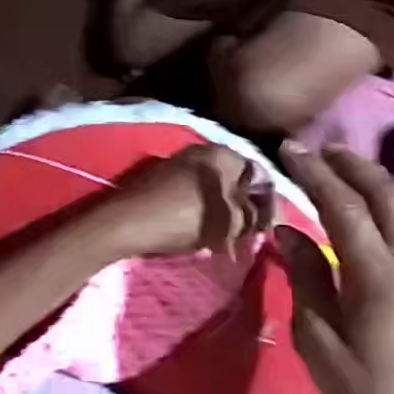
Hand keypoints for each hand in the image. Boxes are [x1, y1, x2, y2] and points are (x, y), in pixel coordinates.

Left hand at [96, 144, 270, 257]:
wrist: (126, 224)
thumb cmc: (184, 218)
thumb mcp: (230, 221)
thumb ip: (255, 216)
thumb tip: (265, 216)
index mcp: (221, 154)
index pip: (258, 175)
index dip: (267, 203)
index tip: (266, 228)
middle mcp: (200, 152)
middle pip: (234, 182)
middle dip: (243, 209)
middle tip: (246, 236)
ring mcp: (177, 165)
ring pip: (213, 190)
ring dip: (222, 214)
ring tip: (225, 241)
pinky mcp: (160, 181)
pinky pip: (192, 196)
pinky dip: (201, 213)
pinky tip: (202, 234)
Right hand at [276, 143, 393, 393]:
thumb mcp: (317, 342)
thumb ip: (306, 278)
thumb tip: (287, 230)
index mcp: (382, 278)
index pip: (344, 207)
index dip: (315, 174)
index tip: (290, 150)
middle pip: (390, 198)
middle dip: (355, 167)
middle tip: (323, 149)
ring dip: (389, 185)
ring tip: (359, 172)